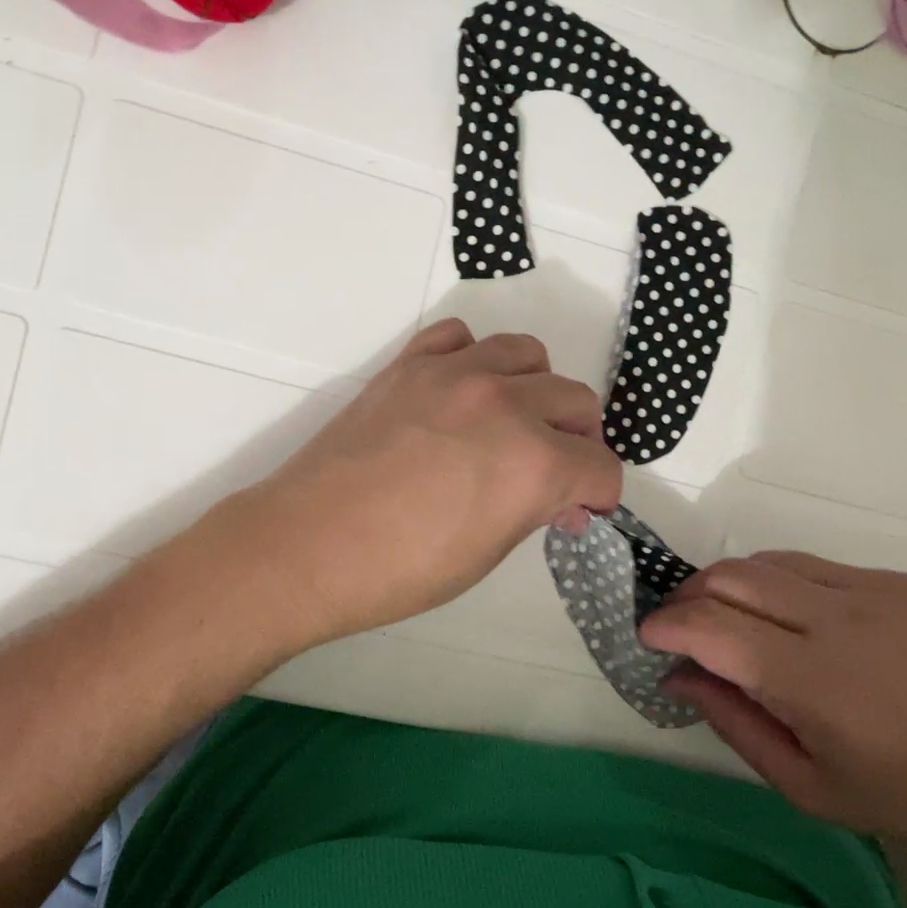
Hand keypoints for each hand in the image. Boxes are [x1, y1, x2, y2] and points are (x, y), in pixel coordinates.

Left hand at [214, 319, 622, 646]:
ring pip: (527, 353)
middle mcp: (506, 404)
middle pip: (577, 401)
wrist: (306, 546)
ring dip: (536, 390)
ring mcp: (454, 374)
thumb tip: (559, 499)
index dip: (598, 494)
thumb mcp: (485, 555)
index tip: (581, 508)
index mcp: (535, 463)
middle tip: (554, 471)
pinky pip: (460, 336)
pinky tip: (462, 394)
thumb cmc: (399, 571)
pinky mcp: (408, 364)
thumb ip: (533, 511)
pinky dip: (474, 359)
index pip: (600, 466)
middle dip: (579, 440)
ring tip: (512, 423)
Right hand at [642, 553, 906, 877]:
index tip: (646, 637)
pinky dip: (783, 586)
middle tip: (678, 629)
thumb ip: (733, 723)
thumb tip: (677, 673)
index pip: (708, 625)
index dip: (663, 624)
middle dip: (687, 596)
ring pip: (771, 562)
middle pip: (731, 576)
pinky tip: (797, 624)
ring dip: (731, 584)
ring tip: (727, 621)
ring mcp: (880, 590)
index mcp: (813, 680)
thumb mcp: (808, 787)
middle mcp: (841, 618)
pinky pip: (821, 568)